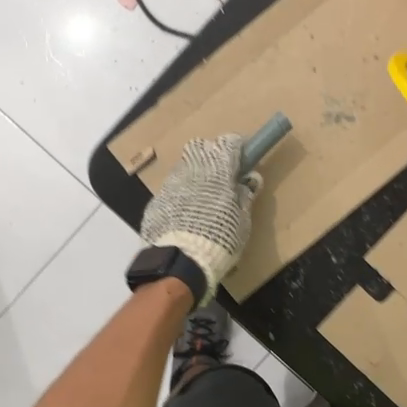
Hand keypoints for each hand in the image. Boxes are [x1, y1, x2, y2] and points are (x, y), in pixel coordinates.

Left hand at [139, 134, 256, 302]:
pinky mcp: (156, 202)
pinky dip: (180, 197)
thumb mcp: (241, 221)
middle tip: (220, 177)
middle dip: (210, 156)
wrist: (179, 263)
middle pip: (199, 149)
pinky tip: (185, 216)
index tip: (243, 159)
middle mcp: (190, 170)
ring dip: (194, 177)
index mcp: (216, 171)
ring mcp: (170, 185)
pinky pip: (171, 191)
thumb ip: (245, 196)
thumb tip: (251, 179)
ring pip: (183, 169)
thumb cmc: (219, 239)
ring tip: (202, 200)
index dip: (236, 149)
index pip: (228, 143)